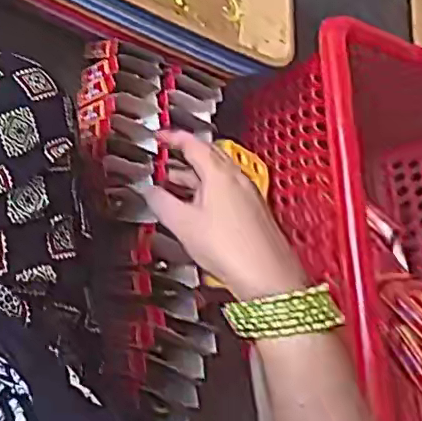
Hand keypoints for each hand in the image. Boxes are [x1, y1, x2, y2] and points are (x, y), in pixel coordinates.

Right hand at [142, 130, 310, 298]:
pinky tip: (197, 209)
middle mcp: (237, 179)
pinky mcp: (254, 214)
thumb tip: (149, 191)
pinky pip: (226, 191)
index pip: (192, 142)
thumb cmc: (233, 251)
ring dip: (194, 174)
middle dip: (184, 153)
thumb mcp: (183, 223)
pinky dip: (207, 191)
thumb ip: (160, 202)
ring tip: (173, 182)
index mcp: (219, 173)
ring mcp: (249, 196)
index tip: (160, 136)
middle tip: (166, 154)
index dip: (172, 137)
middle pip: (208, 154)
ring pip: (217, 174)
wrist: (271, 284)